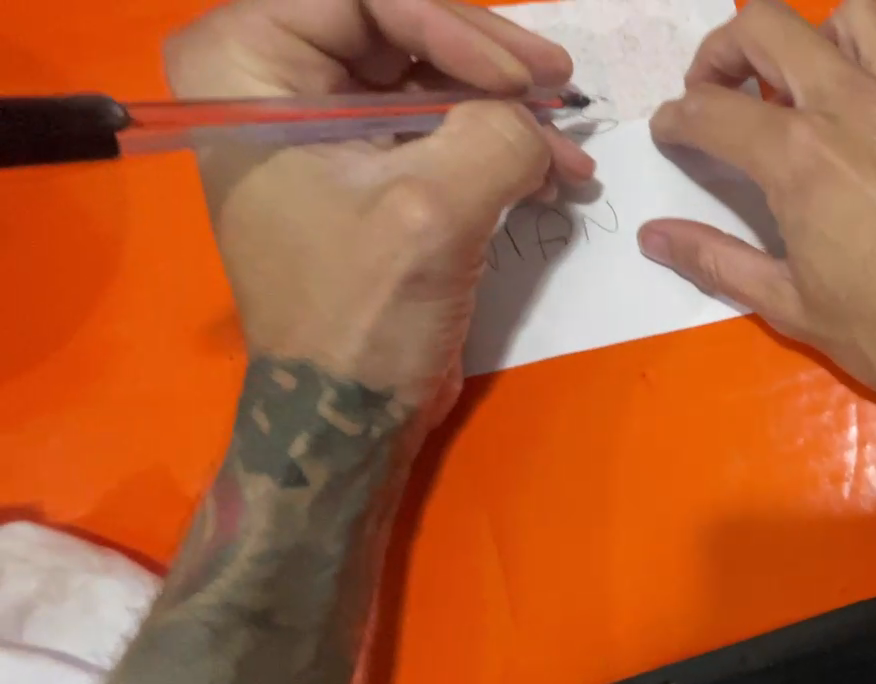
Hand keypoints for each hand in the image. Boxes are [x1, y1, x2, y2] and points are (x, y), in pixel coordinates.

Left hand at [167, 0, 596, 416]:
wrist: (354, 402)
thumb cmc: (364, 309)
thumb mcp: (432, 213)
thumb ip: (493, 142)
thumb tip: (539, 123)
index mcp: (250, 67)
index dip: (450, 27)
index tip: (523, 81)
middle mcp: (284, 84)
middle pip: (397, 30)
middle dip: (488, 62)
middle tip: (563, 84)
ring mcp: (335, 134)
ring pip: (432, 84)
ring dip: (509, 113)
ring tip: (572, 148)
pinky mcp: (380, 180)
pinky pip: (446, 136)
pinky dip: (505, 150)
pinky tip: (555, 174)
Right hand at [643, 0, 875, 419]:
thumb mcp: (788, 304)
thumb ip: (716, 260)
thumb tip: (654, 236)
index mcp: (801, 157)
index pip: (714, 110)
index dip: (678, 120)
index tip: (673, 135)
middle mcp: (854, 110)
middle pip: (771, 28)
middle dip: (727, 52)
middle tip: (720, 95)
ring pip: (857, 20)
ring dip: (818, 40)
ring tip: (806, 88)